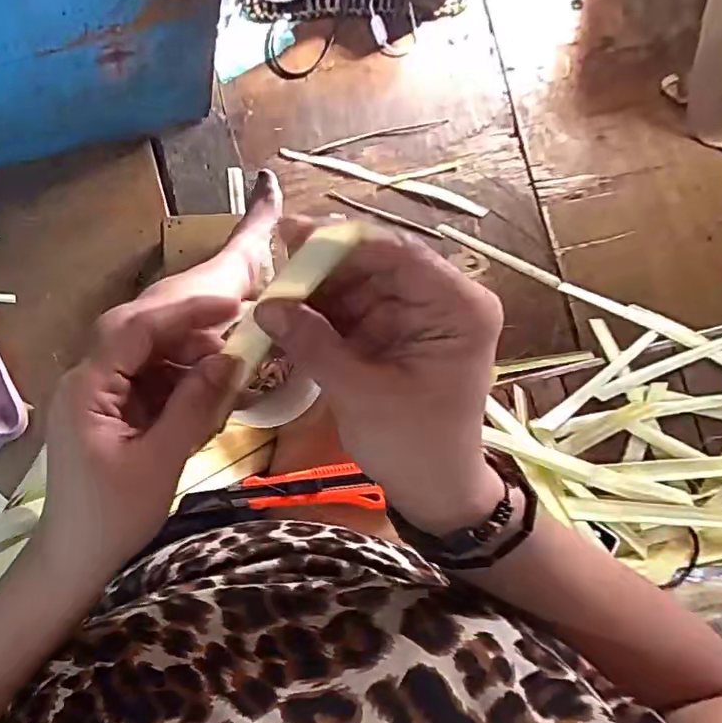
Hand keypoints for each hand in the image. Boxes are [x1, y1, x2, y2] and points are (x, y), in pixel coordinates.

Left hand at [37, 295, 242, 577]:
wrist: (75, 559)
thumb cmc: (112, 518)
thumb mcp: (160, 462)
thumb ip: (194, 406)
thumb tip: (231, 359)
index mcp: (85, 388)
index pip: (135, 329)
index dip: (186, 312)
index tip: (233, 305)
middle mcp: (82, 382)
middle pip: (135, 336)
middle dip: (185, 332)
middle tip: (234, 335)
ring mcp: (90, 398)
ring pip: (140, 359)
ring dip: (182, 359)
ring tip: (225, 369)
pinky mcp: (103, 415)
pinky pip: (141, 385)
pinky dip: (172, 385)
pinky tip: (202, 394)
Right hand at [253, 218, 503, 532]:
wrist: (430, 487)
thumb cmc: (413, 443)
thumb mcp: (361, 393)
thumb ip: (315, 345)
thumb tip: (266, 307)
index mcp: (455, 307)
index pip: (397, 256)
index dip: (341, 243)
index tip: (291, 235)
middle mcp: (436, 301)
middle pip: (372, 265)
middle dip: (320, 268)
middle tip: (271, 266)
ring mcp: (409, 318)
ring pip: (353, 287)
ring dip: (312, 292)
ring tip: (269, 295)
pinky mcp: (386, 336)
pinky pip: (345, 314)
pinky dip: (315, 317)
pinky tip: (283, 317)